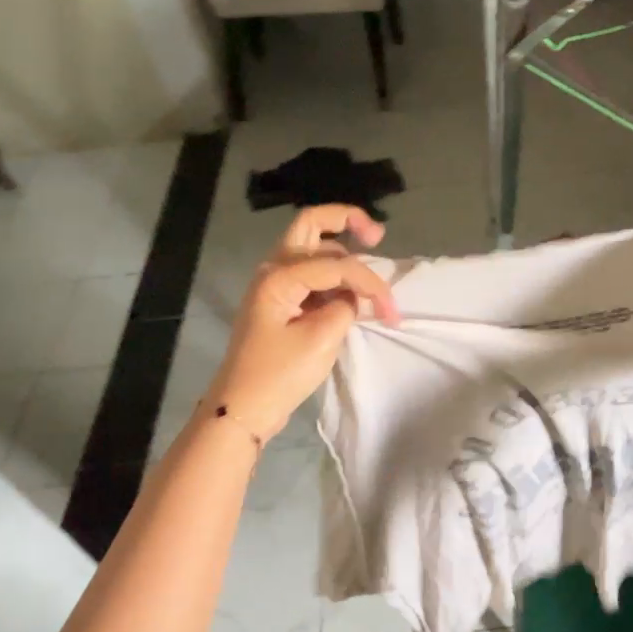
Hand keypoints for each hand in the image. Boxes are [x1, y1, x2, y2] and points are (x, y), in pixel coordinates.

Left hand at [205, 206, 399, 440]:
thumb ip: (345, 307)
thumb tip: (349, 298)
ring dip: (341, 253)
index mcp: (280, 276)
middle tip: (378, 236)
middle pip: (312, 225)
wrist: (241, 410)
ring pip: (312, 248)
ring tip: (368, 277)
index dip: (370, 282)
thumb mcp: (321, 340)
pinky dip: (333, 275)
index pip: (337, 263)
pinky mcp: (279, 302)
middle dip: (347, 221)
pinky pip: (309, 273)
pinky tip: (351, 294)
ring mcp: (274, 285)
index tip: (391, 311)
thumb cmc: (278, 375)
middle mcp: (274, 269)